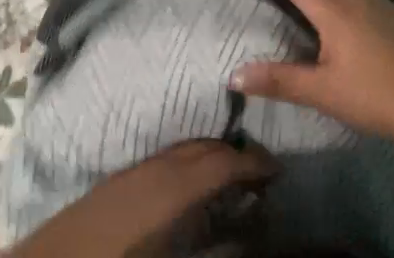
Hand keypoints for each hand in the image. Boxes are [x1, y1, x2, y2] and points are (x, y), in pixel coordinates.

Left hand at [11, 140, 276, 257]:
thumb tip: (243, 235)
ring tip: (229, 176)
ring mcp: (133, 171)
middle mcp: (157, 168)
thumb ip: (208, 242)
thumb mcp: (169, 254)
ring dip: (211, 155)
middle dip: (236, 154)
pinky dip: (187, 163)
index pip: (225, 161)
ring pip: (184, 149)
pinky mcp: (115, 182)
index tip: (278, 170)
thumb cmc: (116, 256)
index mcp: (173, 187)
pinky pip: (164, 159)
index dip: (255, 163)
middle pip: (206, 147)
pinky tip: (187, 186)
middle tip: (259, 172)